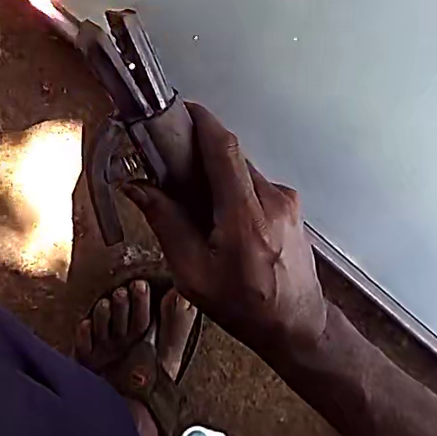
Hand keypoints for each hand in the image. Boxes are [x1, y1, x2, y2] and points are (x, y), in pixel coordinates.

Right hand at [125, 104, 329, 364]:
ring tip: (200, 206)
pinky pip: (256, 184)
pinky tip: (226, 220)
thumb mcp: (193, 274)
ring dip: (219, 176)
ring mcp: (287, 201)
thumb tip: (139, 188)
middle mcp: (272, 200)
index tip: (183, 110)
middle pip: (231, 156)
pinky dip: (236, 190)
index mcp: (245, 217)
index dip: (203, 122)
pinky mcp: (291, 205)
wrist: (297, 325)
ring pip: (243, 169)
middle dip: (202, 155)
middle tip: (176, 168)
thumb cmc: (245, 306)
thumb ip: (166, 223)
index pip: (224, 150)